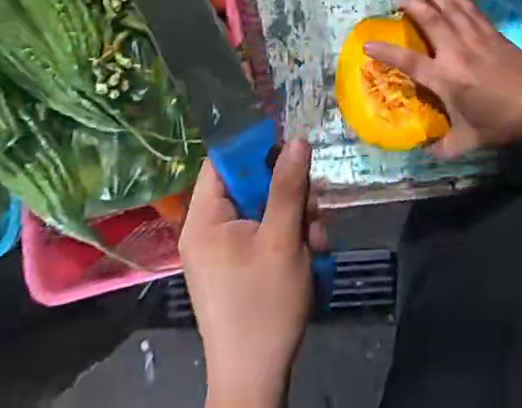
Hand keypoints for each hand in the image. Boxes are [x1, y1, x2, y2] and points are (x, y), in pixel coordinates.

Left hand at [180, 139, 326, 407]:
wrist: (255, 381)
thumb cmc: (264, 306)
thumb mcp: (283, 240)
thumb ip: (289, 187)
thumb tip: (297, 139)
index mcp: (204, 219)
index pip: (223, 161)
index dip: (256, 147)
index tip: (291, 146)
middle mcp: (208, 230)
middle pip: (250, 185)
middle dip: (288, 194)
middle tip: (314, 211)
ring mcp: (222, 251)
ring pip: (264, 210)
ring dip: (296, 219)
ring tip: (316, 243)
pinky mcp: (236, 268)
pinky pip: (263, 235)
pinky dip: (288, 239)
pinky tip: (310, 257)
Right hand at [364, 0, 521, 156]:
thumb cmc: (501, 123)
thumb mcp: (468, 141)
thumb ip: (443, 146)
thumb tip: (425, 152)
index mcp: (445, 78)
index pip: (407, 60)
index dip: (385, 51)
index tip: (368, 45)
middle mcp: (456, 51)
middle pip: (427, 17)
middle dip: (408, 5)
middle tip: (397, 4)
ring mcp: (474, 36)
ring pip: (448, 5)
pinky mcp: (490, 30)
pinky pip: (468, 7)